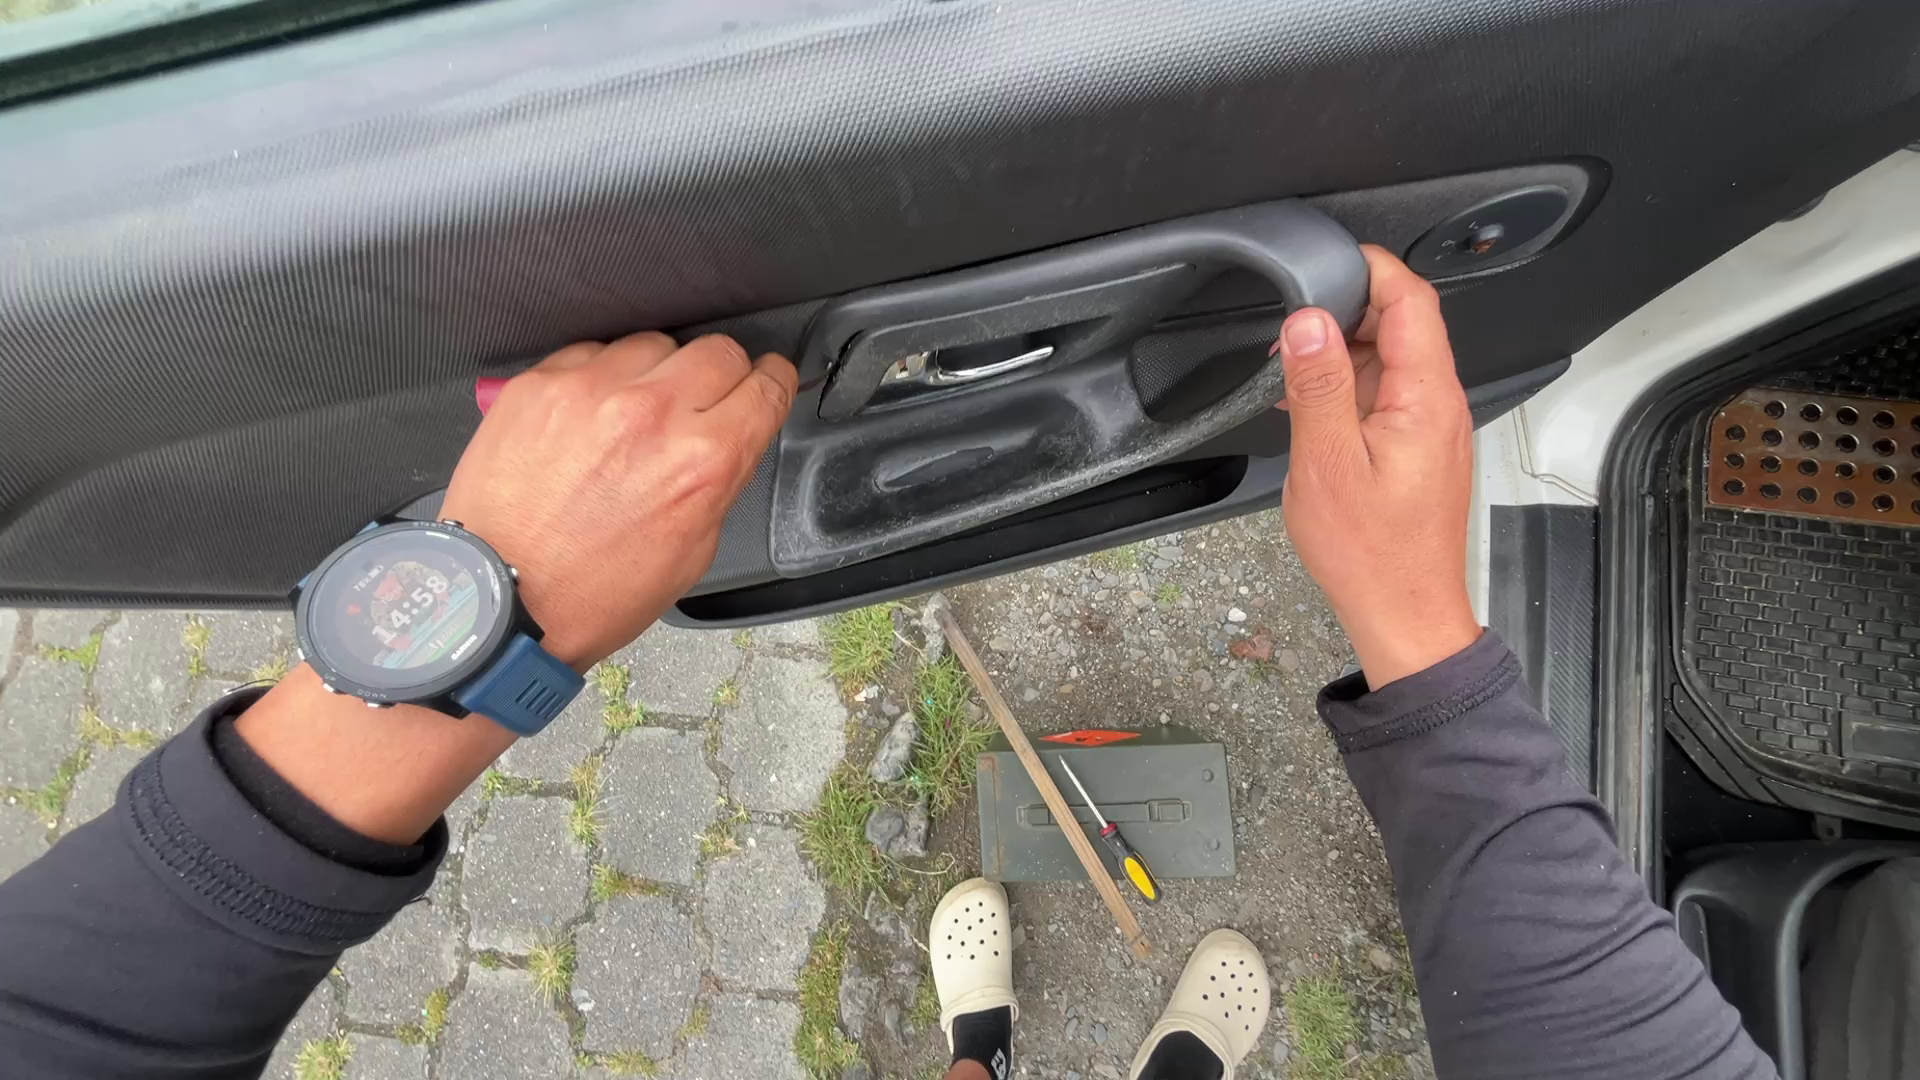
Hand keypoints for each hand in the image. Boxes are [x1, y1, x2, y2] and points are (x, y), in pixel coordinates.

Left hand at [440, 332, 796, 669]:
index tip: (769, 381)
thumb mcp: (697, 547)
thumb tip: (735, 433)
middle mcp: (654, 414)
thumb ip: (724, 477)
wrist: (501, 596)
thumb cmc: (599, 587)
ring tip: (640, 414)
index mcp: (705, 462)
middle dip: (725, 375)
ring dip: (663, 372)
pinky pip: (596, 352)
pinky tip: (597, 415)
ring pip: (659, 343)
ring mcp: (593, 391)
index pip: (767, 386)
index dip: (775, 381)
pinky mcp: (542, 384)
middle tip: (706, 403)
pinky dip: (607, 376)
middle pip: (721, 350)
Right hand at [1276, 246, 1480, 688]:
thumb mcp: (1328, 463)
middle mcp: (1440, 405)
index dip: (1373, 270)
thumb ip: (1319, 387)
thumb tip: (1308, 323)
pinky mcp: (1417, 450)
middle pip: (1402, 328)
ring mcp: (1431, 428)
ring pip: (1391, 365)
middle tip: (1292, 331)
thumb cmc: (1368, 548)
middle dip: (1345, 315)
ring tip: (1293, 375)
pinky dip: (1348, 390)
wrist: (1401, 608)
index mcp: (1426, 397)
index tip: (1330, 262)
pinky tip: (1312, 410)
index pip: (1412, 303)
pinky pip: (1386, 399)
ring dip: (1341, 356)